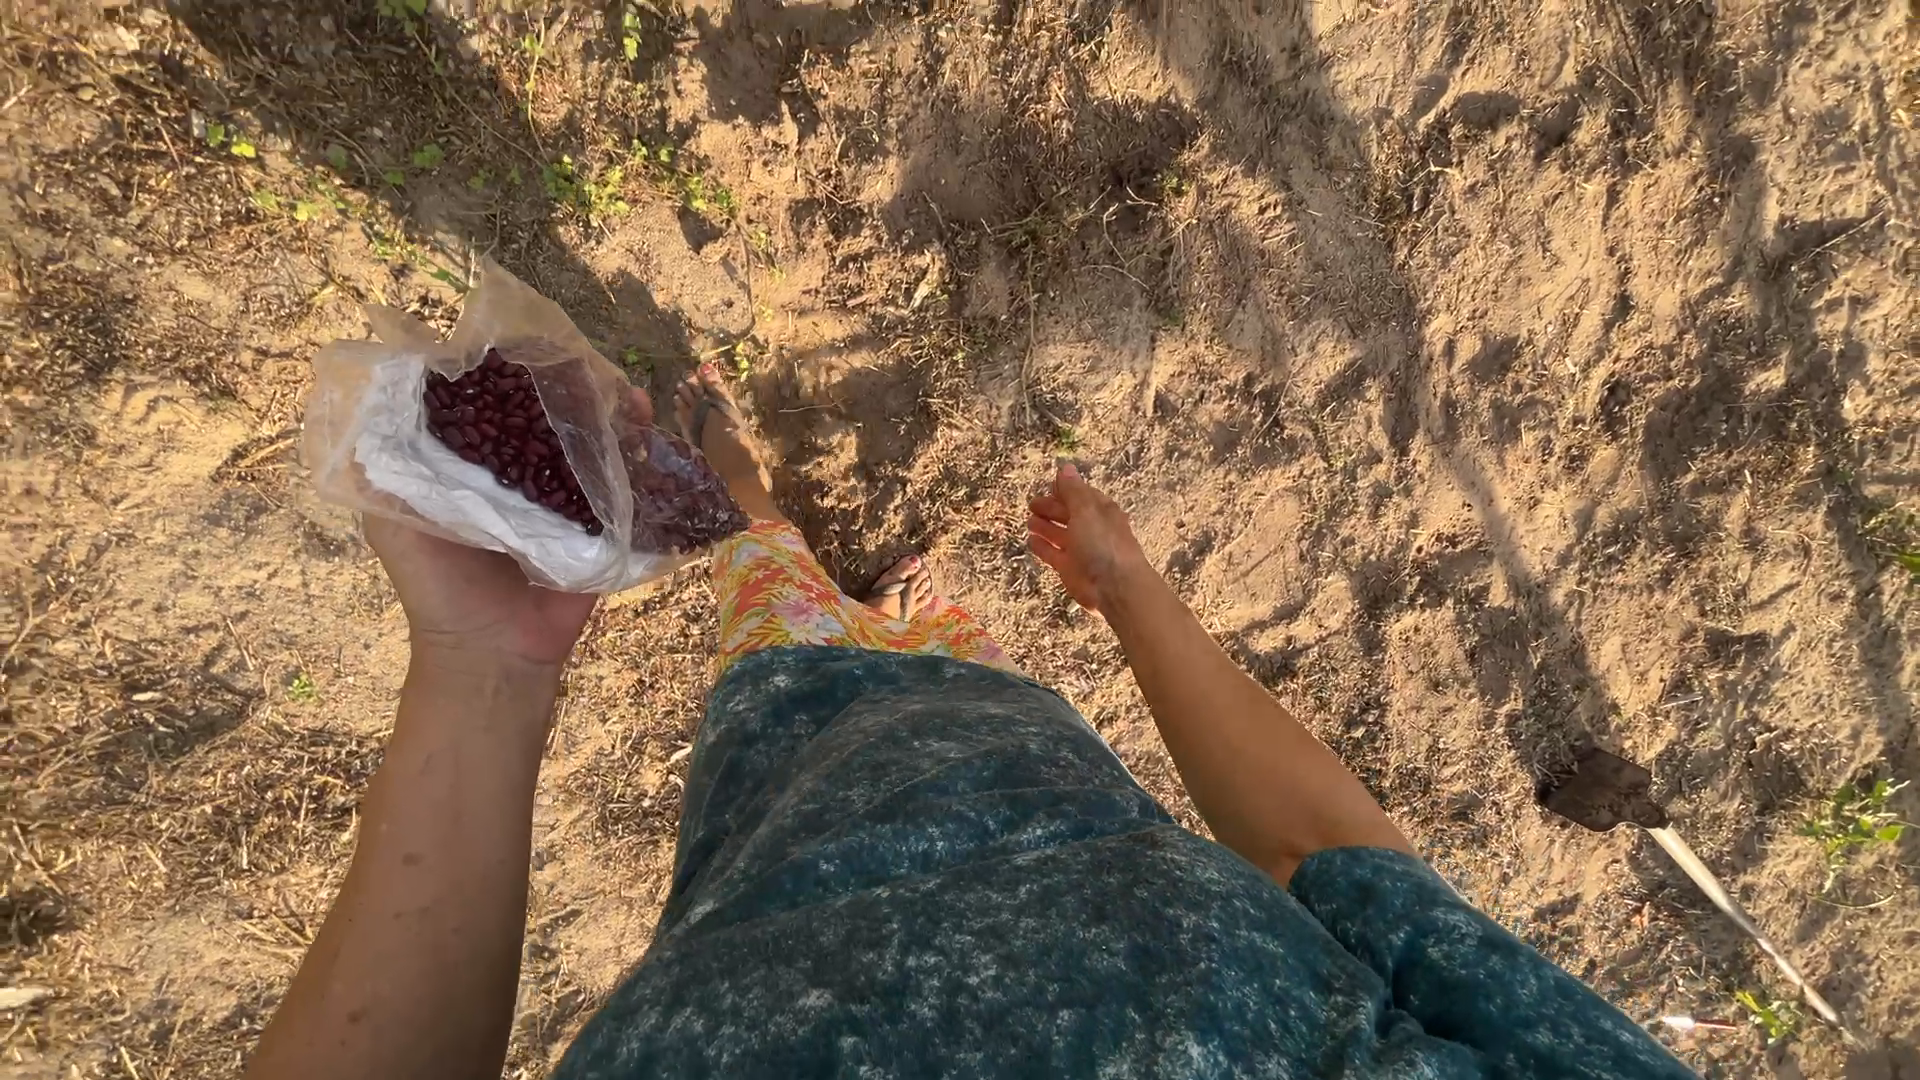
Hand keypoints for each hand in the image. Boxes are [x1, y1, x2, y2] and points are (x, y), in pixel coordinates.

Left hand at [366, 386, 652, 673]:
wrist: (498, 650)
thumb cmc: (441, 590)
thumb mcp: (395, 525)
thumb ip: (386, 471)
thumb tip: (388, 395)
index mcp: (475, 465)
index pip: (498, 403)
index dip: (516, 372)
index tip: (537, 351)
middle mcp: (525, 472)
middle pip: (555, 415)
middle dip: (579, 387)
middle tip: (597, 375)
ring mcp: (569, 495)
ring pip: (595, 441)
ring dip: (616, 413)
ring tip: (632, 400)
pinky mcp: (605, 522)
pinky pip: (627, 484)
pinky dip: (643, 455)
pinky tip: (650, 432)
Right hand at [1027, 463, 1155, 613]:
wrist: (1114, 586)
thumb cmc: (1103, 543)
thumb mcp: (1086, 510)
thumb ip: (1072, 491)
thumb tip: (1065, 467)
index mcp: (1101, 511)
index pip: (1081, 495)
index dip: (1066, 490)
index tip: (1049, 485)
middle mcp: (1091, 529)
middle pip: (1069, 514)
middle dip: (1052, 508)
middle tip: (1032, 503)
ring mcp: (1081, 550)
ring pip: (1059, 534)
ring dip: (1045, 526)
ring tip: (1029, 519)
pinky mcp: (1070, 569)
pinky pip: (1053, 554)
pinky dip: (1043, 547)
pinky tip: (1031, 540)